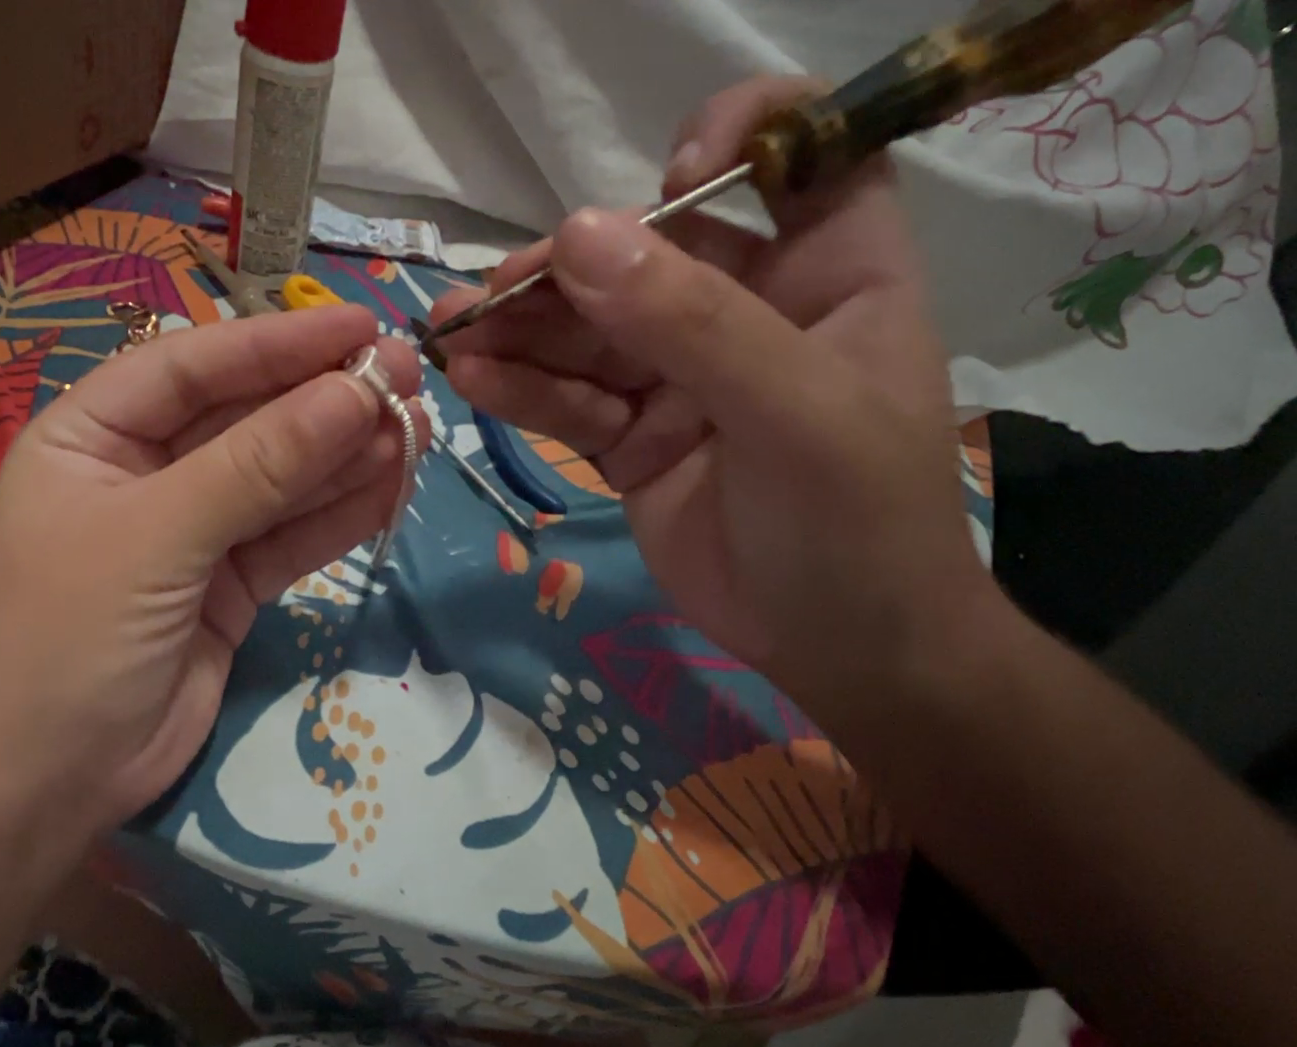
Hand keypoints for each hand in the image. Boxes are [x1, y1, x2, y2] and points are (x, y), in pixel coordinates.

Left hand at [0, 306, 425, 832]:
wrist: (36, 791)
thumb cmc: (63, 640)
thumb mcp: (155, 539)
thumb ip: (257, 466)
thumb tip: (357, 392)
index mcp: (92, 435)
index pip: (193, 365)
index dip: (278, 342)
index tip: (363, 327)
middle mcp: (142, 474)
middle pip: (245, 419)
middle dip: (324, 399)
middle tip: (411, 377)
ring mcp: (189, 536)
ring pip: (279, 481)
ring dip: (346, 455)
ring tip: (420, 427)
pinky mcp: (227, 591)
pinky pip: (290, 539)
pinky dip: (340, 516)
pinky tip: (394, 485)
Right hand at [431, 77, 991, 700]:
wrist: (837, 648)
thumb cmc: (856, 523)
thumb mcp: (794, 414)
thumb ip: (692, 322)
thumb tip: (576, 236)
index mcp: (828, 273)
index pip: (801, 155)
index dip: (741, 136)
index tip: (669, 176)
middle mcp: (747, 309)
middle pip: (645, 253)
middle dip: (567, 269)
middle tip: (490, 296)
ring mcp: (679, 375)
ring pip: (588, 330)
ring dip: (519, 330)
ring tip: (450, 334)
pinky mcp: (630, 436)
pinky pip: (567, 399)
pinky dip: (520, 390)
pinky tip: (473, 383)